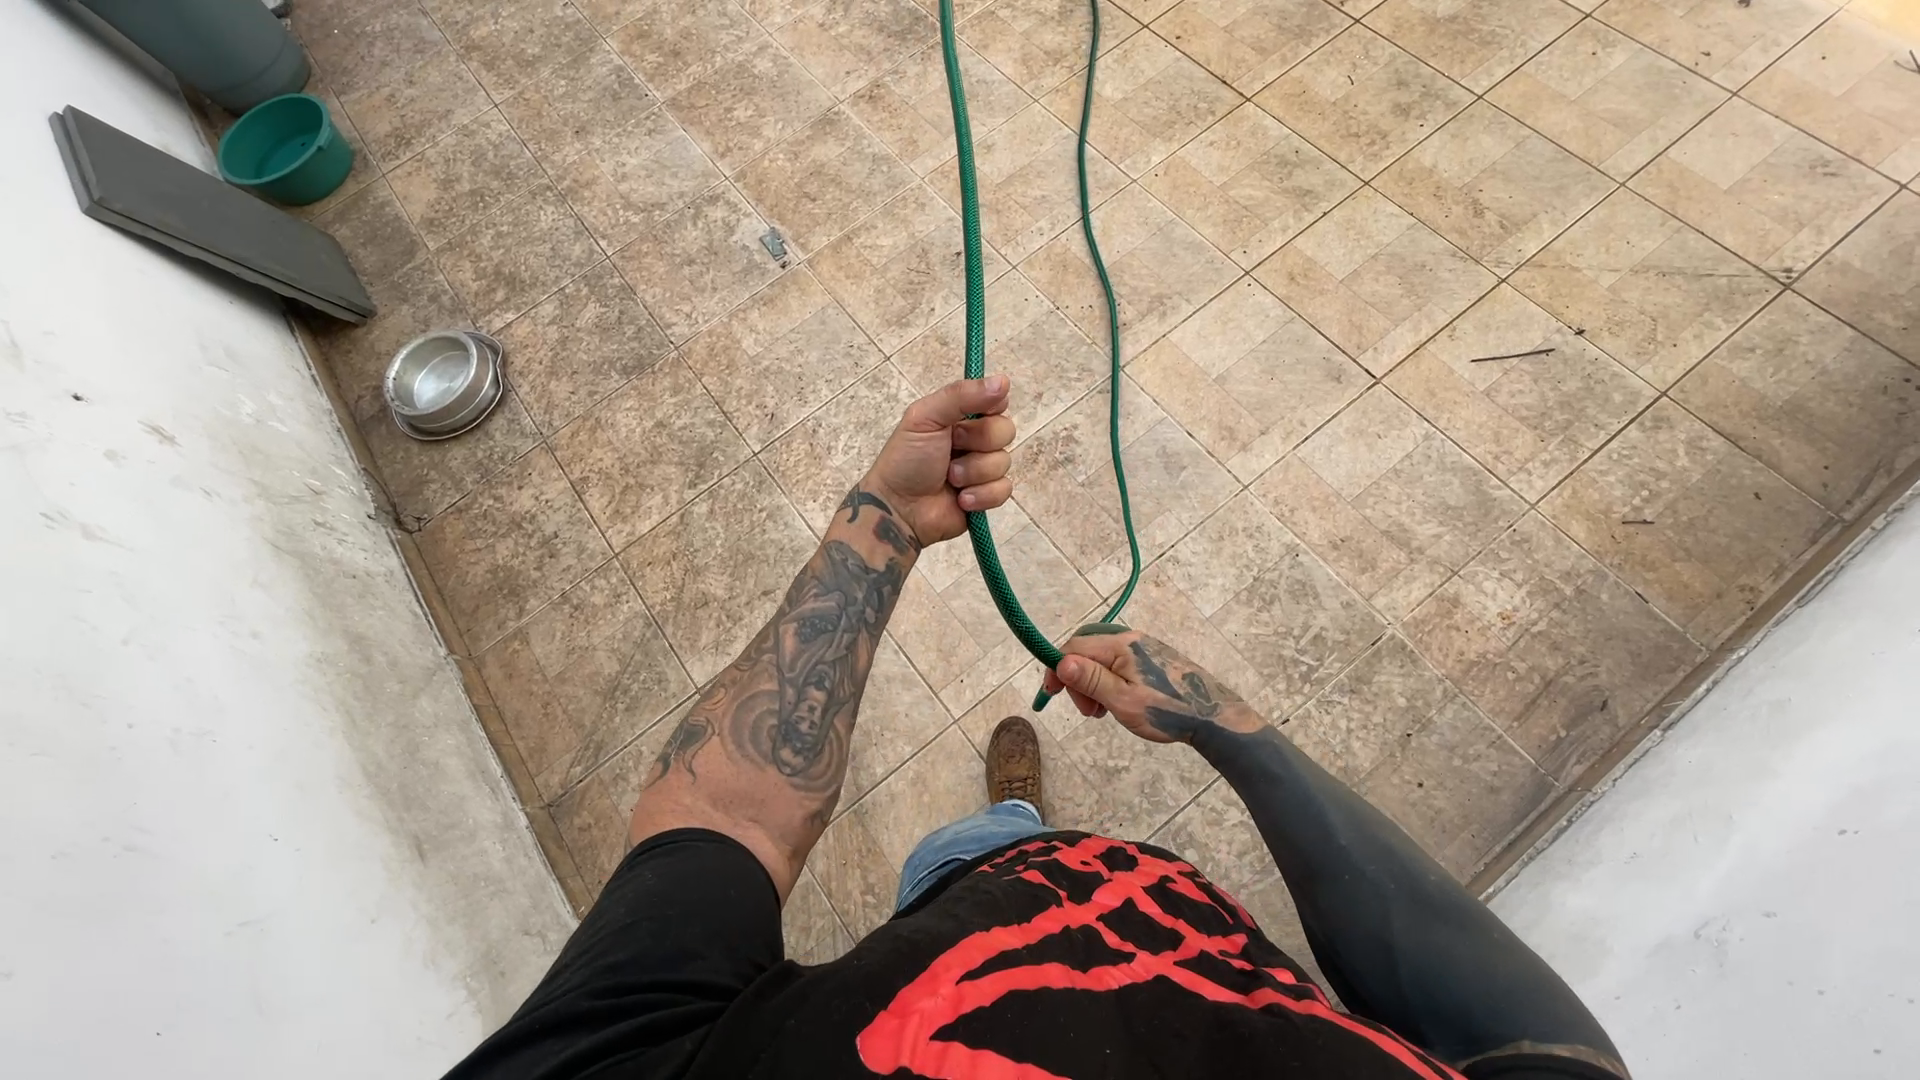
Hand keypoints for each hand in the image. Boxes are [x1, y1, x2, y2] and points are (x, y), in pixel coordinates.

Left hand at [862, 375, 1015, 547]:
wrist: (899, 509)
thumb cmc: (906, 460)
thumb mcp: (925, 418)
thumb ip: (961, 395)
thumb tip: (1003, 381)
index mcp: (959, 416)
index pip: (996, 401)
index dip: (991, 408)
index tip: (971, 416)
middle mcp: (974, 440)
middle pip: (1005, 431)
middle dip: (978, 443)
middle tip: (951, 449)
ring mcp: (981, 469)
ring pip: (1004, 461)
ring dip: (974, 472)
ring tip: (949, 479)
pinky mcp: (986, 496)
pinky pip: (1004, 489)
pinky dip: (982, 495)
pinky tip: (960, 499)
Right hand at [1043, 624, 1263, 743]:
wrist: (1213, 716)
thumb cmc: (1166, 710)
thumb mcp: (1122, 700)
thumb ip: (1091, 679)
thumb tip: (1060, 662)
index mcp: (1121, 645)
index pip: (1075, 647)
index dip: (1057, 669)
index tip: (1052, 695)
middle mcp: (1130, 639)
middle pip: (1087, 651)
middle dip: (1076, 679)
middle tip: (1087, 712)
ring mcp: (1143, 648)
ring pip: (1102, 659)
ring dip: (1092, 684)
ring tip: (1101, 712)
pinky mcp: (1152, 659)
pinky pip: (1118, 664)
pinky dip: (1108, 682)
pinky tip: (1116, 703)